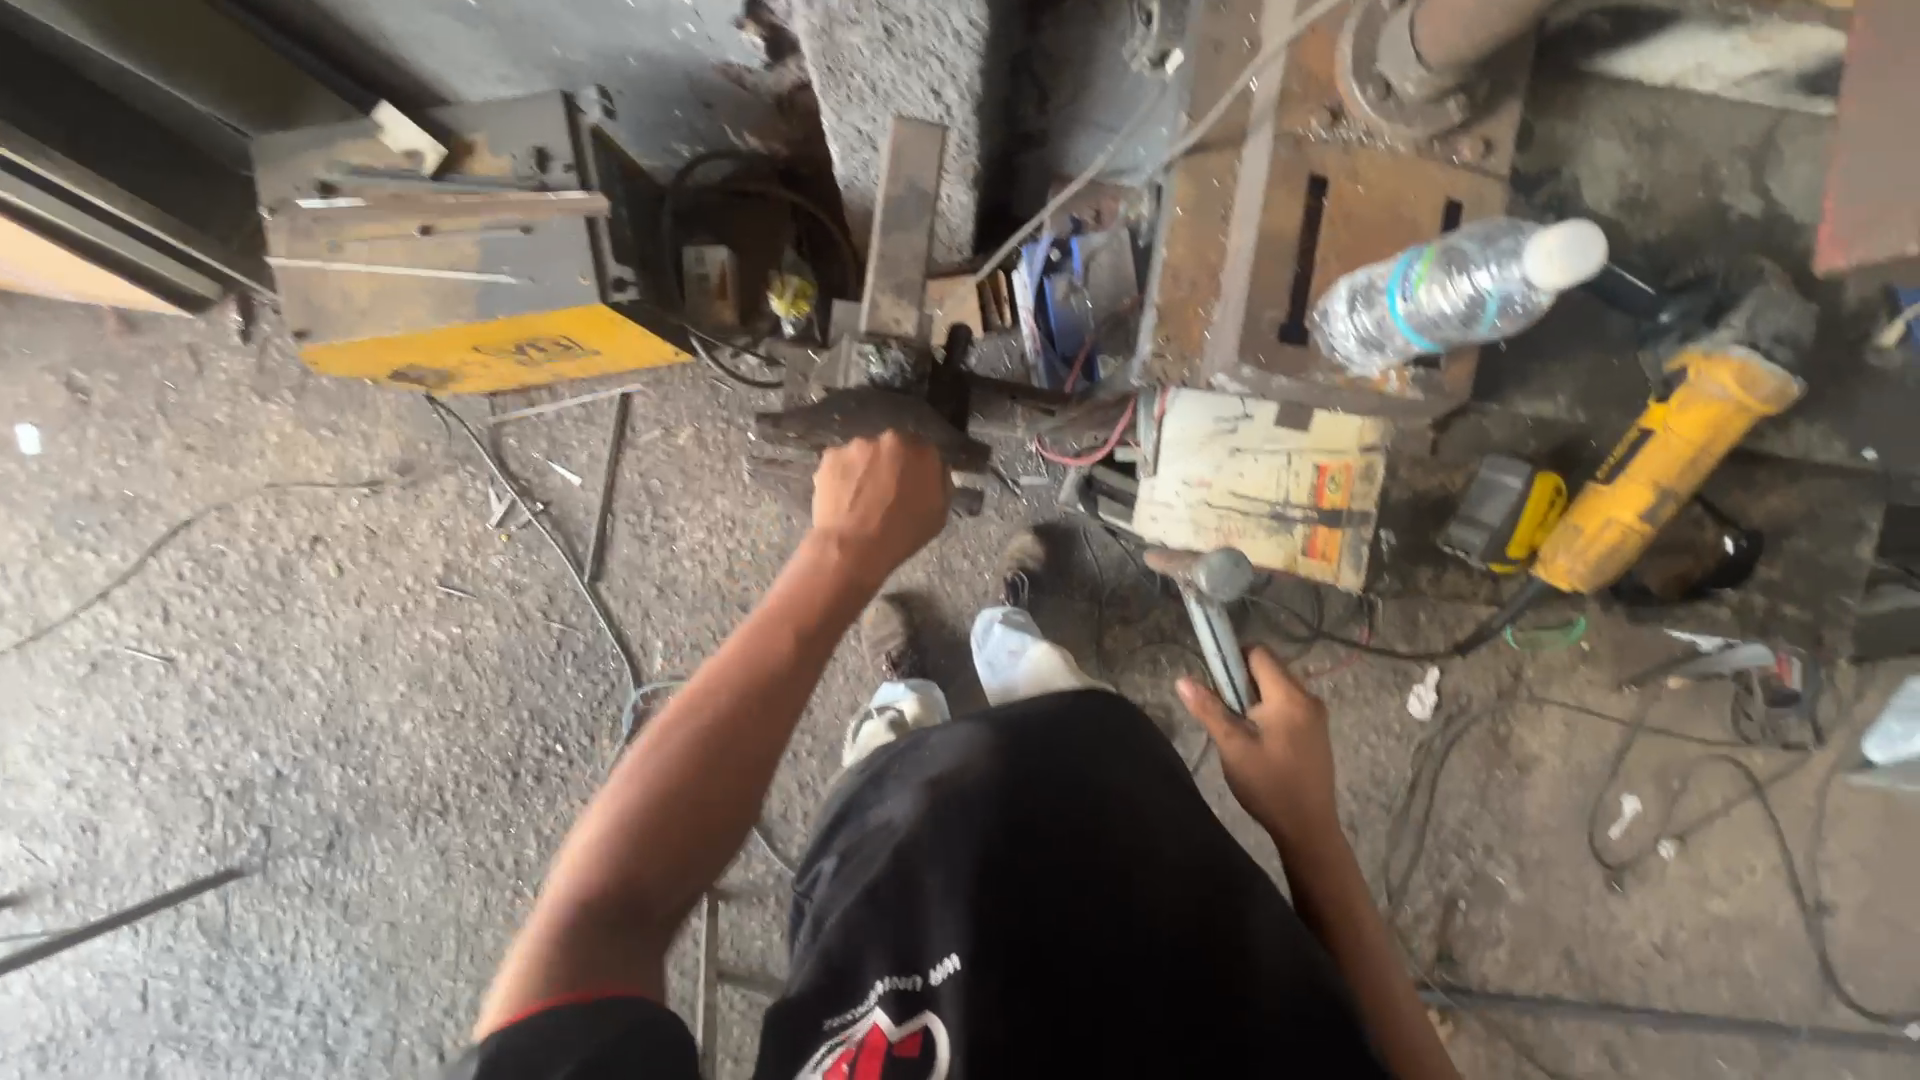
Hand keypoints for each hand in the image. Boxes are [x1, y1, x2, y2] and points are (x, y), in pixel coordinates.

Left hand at [810, 431, 951, 579]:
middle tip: (884, 489)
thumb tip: (936, 471)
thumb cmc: (901, 535)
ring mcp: (859, 445)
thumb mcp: (938, 514)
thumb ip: (941, 484)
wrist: (853, 547)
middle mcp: (892, 439)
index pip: (924, 451)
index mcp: (924, 452)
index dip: (916, 468)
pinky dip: (842, 474)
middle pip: (894, 446)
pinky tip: (841, 496)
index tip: (910, 484)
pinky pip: (841, 462)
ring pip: (865, 452)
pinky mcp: (831, 455)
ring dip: (865, 467)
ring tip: (858, 495)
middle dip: (890, 463)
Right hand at [1178, 646, 1338, 848]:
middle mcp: (1308, 698)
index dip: (1232, 658)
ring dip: (1252, 698)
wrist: (1308, 828)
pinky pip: (1286, 705)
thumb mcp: (1232, 746)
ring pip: (1276, 689)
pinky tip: (1255, 739)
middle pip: (1268, 669)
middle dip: (1239, 682)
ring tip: (1237, 729)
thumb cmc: (1268, 785)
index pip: (1259, 653)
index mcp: (1290, 697)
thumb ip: (1209, 709)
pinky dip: (1266, 711)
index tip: (1214, 682)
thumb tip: (1182, 680)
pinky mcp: (1315, 732)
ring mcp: (1315, 716)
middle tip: (1222, 711)